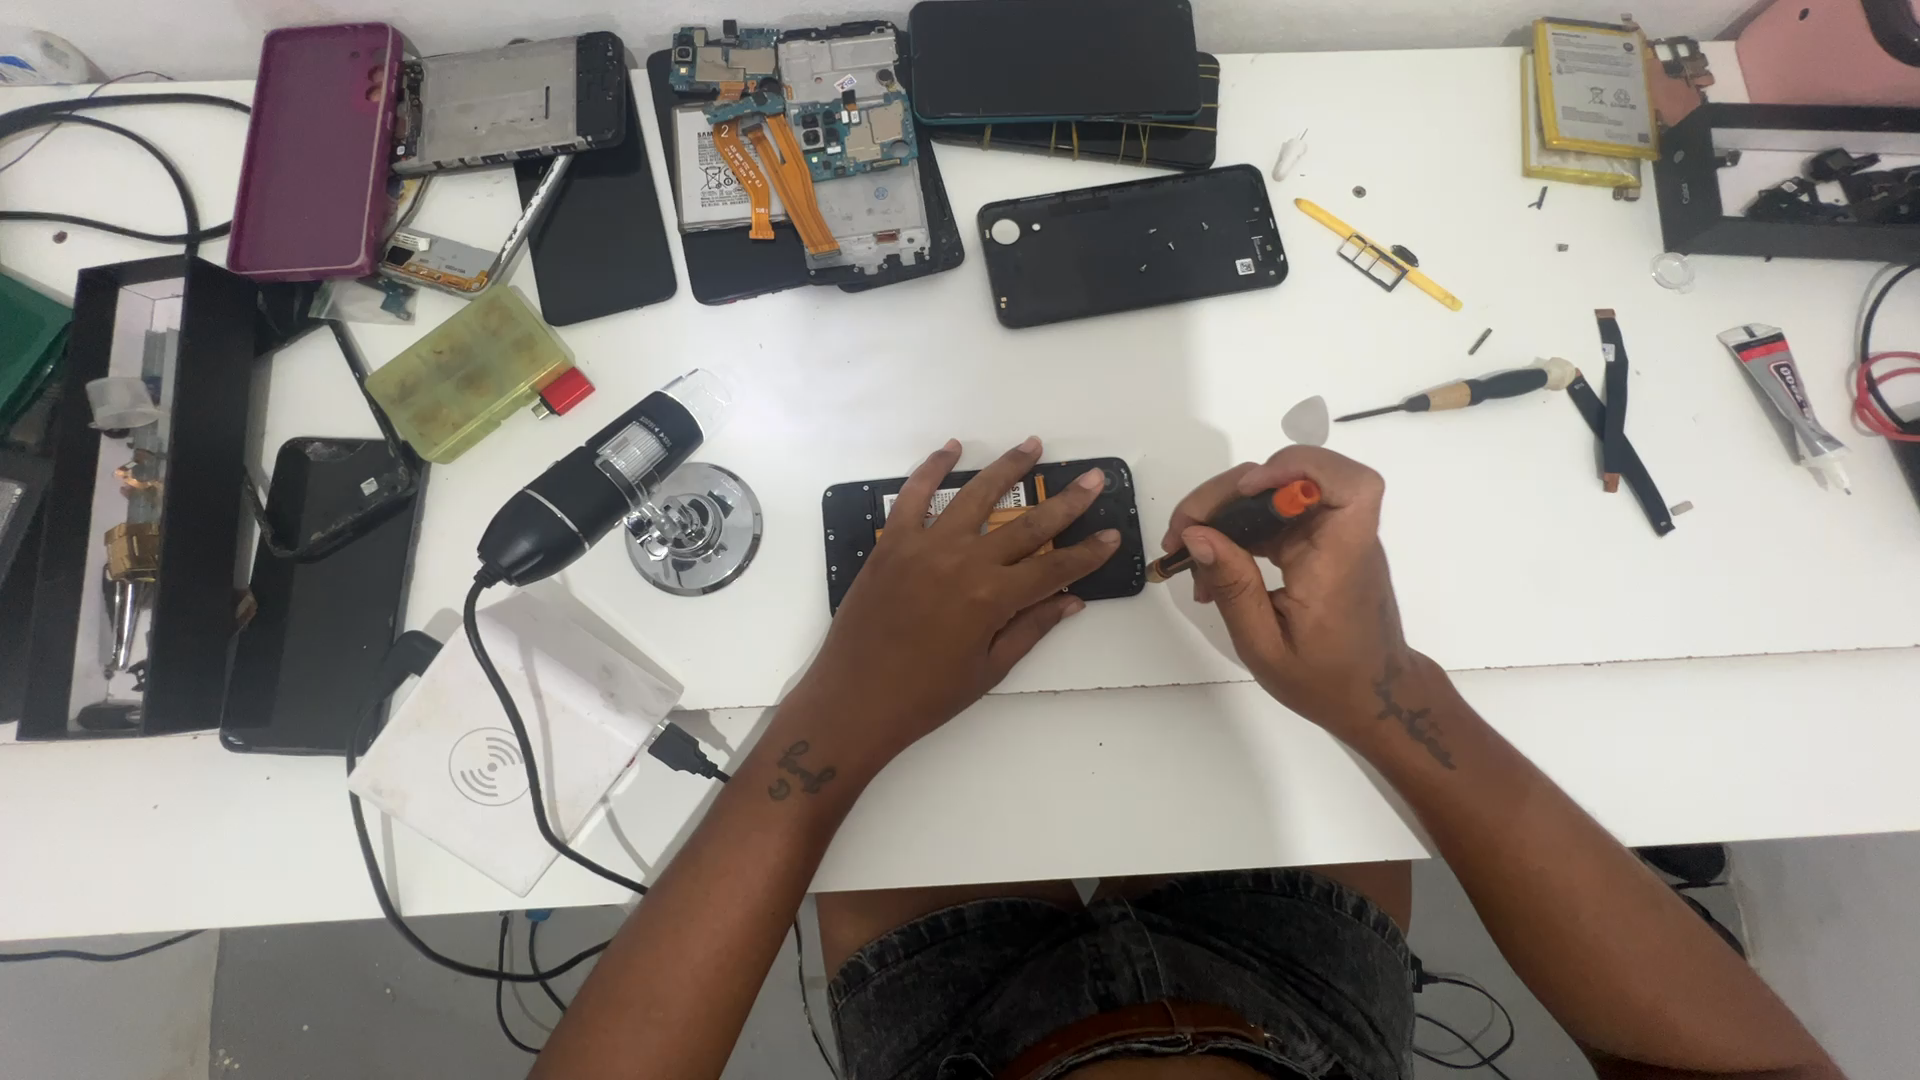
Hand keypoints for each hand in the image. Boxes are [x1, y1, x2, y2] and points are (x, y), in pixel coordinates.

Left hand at [789, 437, 1120, 773]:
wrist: (855, 699)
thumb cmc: (926, 695)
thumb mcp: (989, 668)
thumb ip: (1031, 627)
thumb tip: (1072, 600)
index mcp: (993, 597)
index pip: (1056, 568)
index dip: (1088, 553)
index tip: (1111, 535)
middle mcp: (965, 561)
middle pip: (1027, 524)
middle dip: (1067, 502)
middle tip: (1092, 478)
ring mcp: (925, 546)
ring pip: (976, 495)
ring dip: (1007, 467)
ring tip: (1032, 446)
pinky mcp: (892, 542)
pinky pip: (913, 495)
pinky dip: (931, 468)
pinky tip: (950, 448)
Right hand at [1163, 446, 1443, 736]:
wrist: (1370, 697)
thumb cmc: (1325, 680)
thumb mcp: (1265, 644)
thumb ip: (1233, 587)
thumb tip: (1197, 535)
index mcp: (1340, 559)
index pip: (1348, 484)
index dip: (1299, 468)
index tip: (1249, 491)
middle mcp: (1340, 537)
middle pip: (1288, 480)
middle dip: (1226, 495)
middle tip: (1183, 533)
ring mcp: (1327, 538)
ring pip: (1271, 495)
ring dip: (1222, 512)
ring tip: (1187, 550)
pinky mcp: (1314, 545)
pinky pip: (1270, 520)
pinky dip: (1234, 532)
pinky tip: (1210, 565)